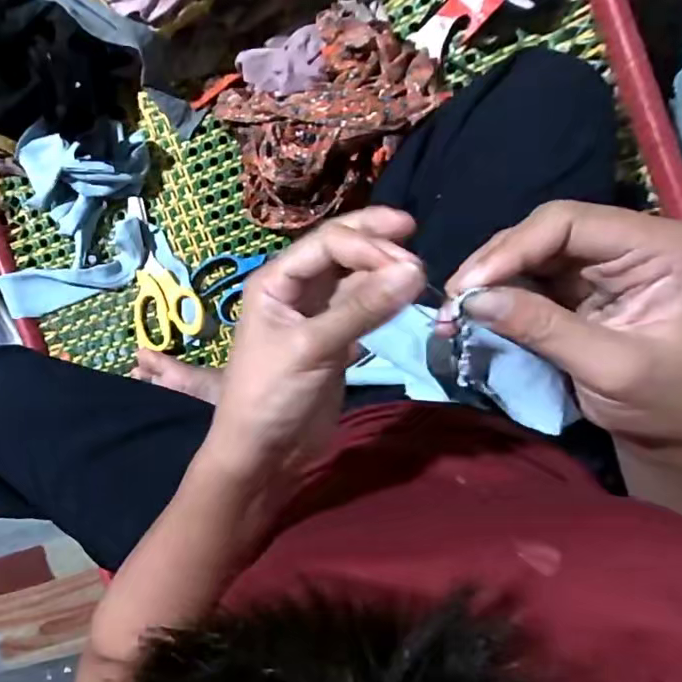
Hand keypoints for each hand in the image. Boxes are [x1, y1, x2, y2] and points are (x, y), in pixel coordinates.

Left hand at [205, 207, 425, 480]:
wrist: (264, 448)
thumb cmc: (271, 394)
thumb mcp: (311, 348)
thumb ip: (361, 309)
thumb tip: (415, 269)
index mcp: (273, 282)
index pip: (324, 243)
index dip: (365, 244)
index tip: (408, 263)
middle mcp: (292, 290)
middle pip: (337, 250)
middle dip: (373, 239)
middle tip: (414, 232)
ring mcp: (314, 313)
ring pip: (352, 275)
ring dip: (382, 268)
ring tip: (417, 272)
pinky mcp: (334, 337)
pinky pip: (362, 304)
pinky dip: (383, 297)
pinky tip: (405, 293)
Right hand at [447, 201, 681, 450]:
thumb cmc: (670, 400)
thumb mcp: (610, 367)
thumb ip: (543, 328)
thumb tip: (471, 300)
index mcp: (659, 249)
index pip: (567, 223)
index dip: (511, 249)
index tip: (468, 288)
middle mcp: (626, 244)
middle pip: (536, 232)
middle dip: (489, 265)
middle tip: (453, 304)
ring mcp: (595, 263)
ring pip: (518, 252)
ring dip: (480, 281)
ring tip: (453, 314)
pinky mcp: (568, 286)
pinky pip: (516, 276)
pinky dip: (485, 294)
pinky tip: (465, 314)